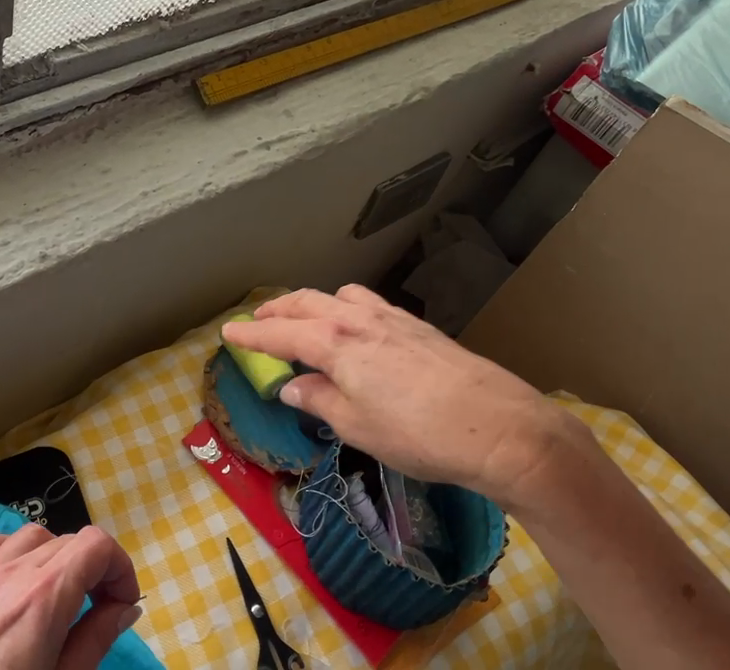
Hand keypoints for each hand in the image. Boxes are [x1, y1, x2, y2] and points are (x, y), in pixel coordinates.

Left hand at [0, 523, 142, 669]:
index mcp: (44, 595)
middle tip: (101, 610)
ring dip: (57, 558)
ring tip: (61, 598)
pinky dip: (15, 552)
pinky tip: (18, 582)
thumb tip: (125, 608)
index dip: (120, 568)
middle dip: (95, 569)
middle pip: (70, 540)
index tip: (124, 603)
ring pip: (34, 536)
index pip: (97, 544)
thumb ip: (96, 639)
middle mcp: (14, 570)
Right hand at [220, 285, 581, 514]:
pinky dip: (346, 306)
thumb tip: (292, 387)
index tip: (228, 333)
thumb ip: (320, 400)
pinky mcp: (418, 326)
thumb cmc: (420, 434)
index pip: (281, 334)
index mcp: (336, 342)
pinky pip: (368, 302)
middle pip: (306, 303)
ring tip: (305, 318)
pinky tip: (356, 326)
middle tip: (258, 321)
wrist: (501, 428)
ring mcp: (392, 318)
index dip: (251, 335)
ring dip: (312, 302)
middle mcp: (359, 319)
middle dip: (277, 310)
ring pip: (339, 295)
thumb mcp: (358, 427)